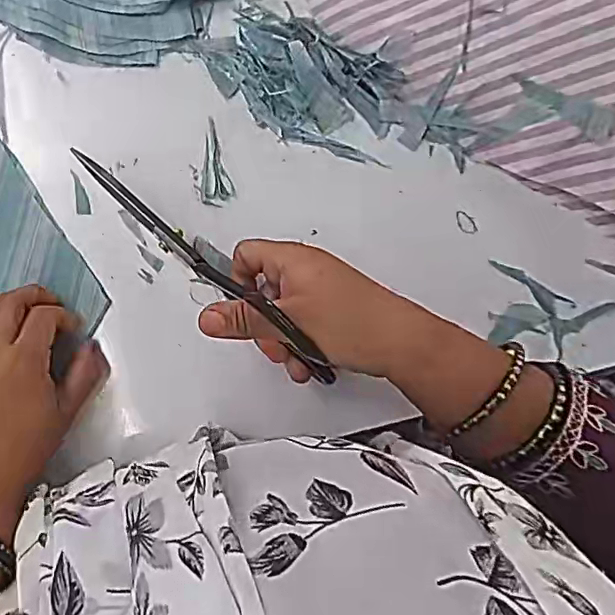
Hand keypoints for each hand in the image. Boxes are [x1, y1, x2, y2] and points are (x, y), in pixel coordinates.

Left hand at [0, 285, 108, 540]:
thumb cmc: (26, 447)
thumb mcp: (68, 410)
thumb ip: (85, 374)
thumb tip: (92, 349)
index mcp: (24, 360)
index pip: (44, 316)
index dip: (64, 315)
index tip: (74, 328)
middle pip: (11, 301)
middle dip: (36, 295)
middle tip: (54, 303)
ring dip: (12, 304)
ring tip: (32, 314)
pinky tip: (11, 336)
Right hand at [195, 240, 457, 381]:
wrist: (403, 344)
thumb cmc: (357, 323)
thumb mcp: (287, 324)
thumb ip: (244, 320)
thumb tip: (210, 316)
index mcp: (293, 259)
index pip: (245, 255)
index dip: (236, 281)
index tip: (241, 309)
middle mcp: (307, 268)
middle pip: (262, 289)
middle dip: (263, 322)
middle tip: (272, 340)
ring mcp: (321, 288)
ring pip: (282, 311)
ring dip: (282, 339)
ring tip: (296, 355)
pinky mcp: (333, 307)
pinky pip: (303, 322)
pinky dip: (300, 342)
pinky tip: (310, 359)